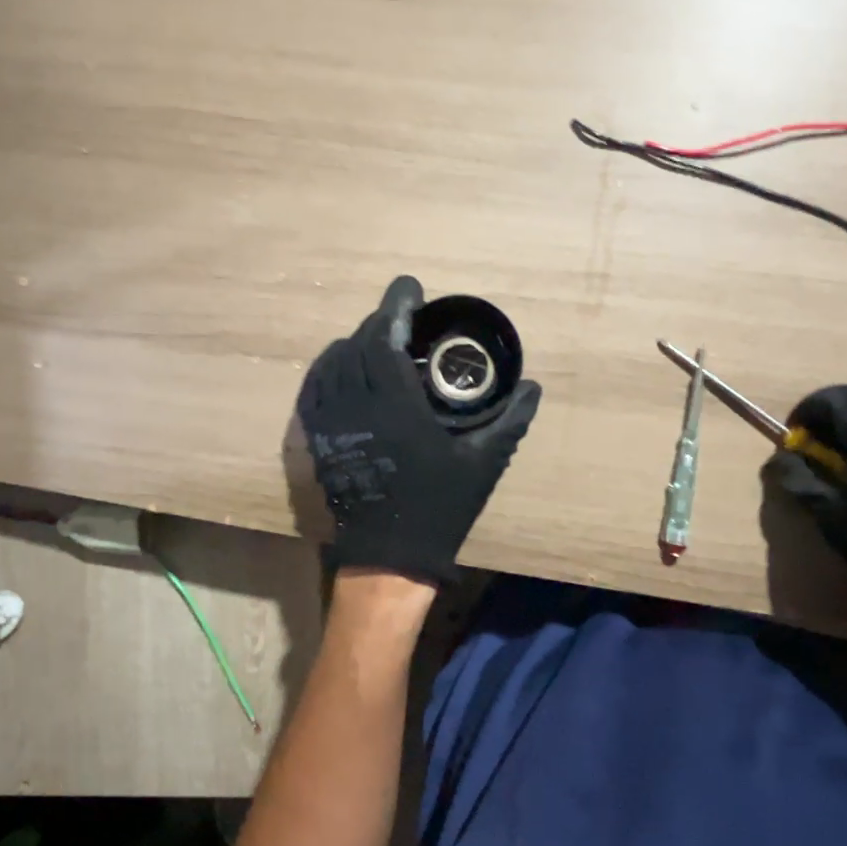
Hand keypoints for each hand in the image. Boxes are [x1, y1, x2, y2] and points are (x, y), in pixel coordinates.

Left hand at [296, 276, 540, 587]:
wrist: (389, 557)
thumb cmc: (440, 507)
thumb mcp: (483, 464)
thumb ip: (509, 421)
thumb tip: (533, 387)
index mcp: (396, 406)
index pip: (384, 336)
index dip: (396, 306)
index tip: (410, 288)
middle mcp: (357, 406)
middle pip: (357, 344)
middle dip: (379, 322)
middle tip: (403, 318)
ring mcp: (332, 425)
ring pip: (331, 364)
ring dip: (353, 343)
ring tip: (376, 339)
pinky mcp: (318, 442)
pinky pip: (313, 391)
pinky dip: (326, 369)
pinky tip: (342, 368)